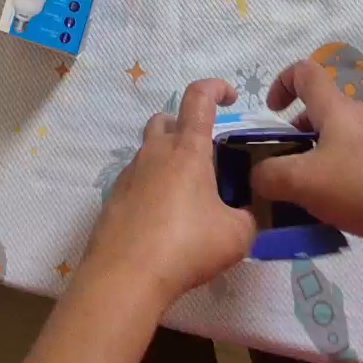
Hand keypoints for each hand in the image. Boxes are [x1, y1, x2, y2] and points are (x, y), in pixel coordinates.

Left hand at [78, 79, 254, 307]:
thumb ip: (247, 217)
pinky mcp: (115, 197)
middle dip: (186, 127)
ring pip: (150, 151)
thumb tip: (244, 215)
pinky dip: (153, 189)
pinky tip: (165, 222)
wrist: (126, 274)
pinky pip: (137, 180)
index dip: (215, 88)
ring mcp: (130, 172)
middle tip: (205, 156)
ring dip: (168, 161)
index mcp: (187, 148)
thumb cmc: (186, 245)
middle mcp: (155, 151)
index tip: (231, 96)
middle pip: (166, 119)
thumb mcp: (236, 235)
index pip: (198, 97)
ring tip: (188, 197)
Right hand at [249, 60, 362, 244]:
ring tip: (304, 190)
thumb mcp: (301, 183)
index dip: (281, 82)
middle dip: (295, 131)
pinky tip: (332, 206)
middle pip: (319, 107)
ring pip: (335, 135)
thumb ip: (268, 175)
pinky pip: (352, 158)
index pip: (305, 71)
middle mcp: (358, 116)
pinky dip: (334, 172)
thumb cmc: (359, 189)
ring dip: (313, 155)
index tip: (271, 112)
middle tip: (283, 161)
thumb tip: (256, 176)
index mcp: (336, 107)